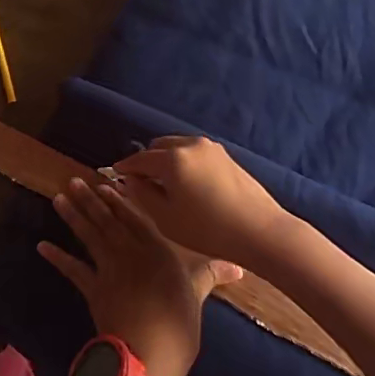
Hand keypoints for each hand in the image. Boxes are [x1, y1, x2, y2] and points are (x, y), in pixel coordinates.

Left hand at [39, 177, 240, 375]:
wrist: (146, 356)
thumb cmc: (178, 324)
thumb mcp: (197, 296)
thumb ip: (209, 275)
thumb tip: (238, 267)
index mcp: (156, 249)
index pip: (136, 217)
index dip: (119, 199)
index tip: (103, 182)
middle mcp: (129, 253)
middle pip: (107, 221)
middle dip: (90, 200)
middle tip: (72, 181)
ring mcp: (108, 270)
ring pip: (89, 237)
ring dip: (73, 217)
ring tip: (58, 198)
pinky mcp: (93, 290)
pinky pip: (73, 270)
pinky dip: (57, 258)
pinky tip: (43, 245)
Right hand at [110, 137, 294, 266]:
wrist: (259, 231)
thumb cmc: (207, 229)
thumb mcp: (165, 218)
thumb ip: (142, 194)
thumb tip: (130, 180)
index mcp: (172, 158)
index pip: (139, 159)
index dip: (124, 167)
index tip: (114, 175)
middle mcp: (190, 144)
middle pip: (158, 147)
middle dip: (147, 161)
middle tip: (142, 183)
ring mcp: (211, 147)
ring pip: (178, 147)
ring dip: (167, 160)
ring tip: (166, 185)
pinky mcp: (226, 156)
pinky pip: (194, 153)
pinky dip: (184, 162)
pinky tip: (189, 185)